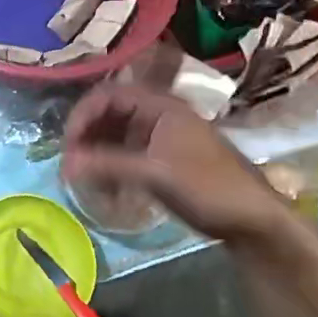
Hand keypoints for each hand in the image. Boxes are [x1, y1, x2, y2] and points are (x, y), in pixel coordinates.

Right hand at [62, 83, 293, 246]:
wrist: (253, 220)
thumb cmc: (208, 188)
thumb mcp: (154, 175)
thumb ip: (107, 165)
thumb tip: (64, 165)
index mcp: (160, 106)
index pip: (107, 96)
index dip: (82, 116)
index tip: (68, 144)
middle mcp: (158, 115)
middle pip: (108, 113)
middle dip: (86, 136)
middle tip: (71, 162)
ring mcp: (161, 137)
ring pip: (115, 135)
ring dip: (96, 153)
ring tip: (84, 177)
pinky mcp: (162, 159)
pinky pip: (126, 154)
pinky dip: (110, 167)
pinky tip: (105, 189)